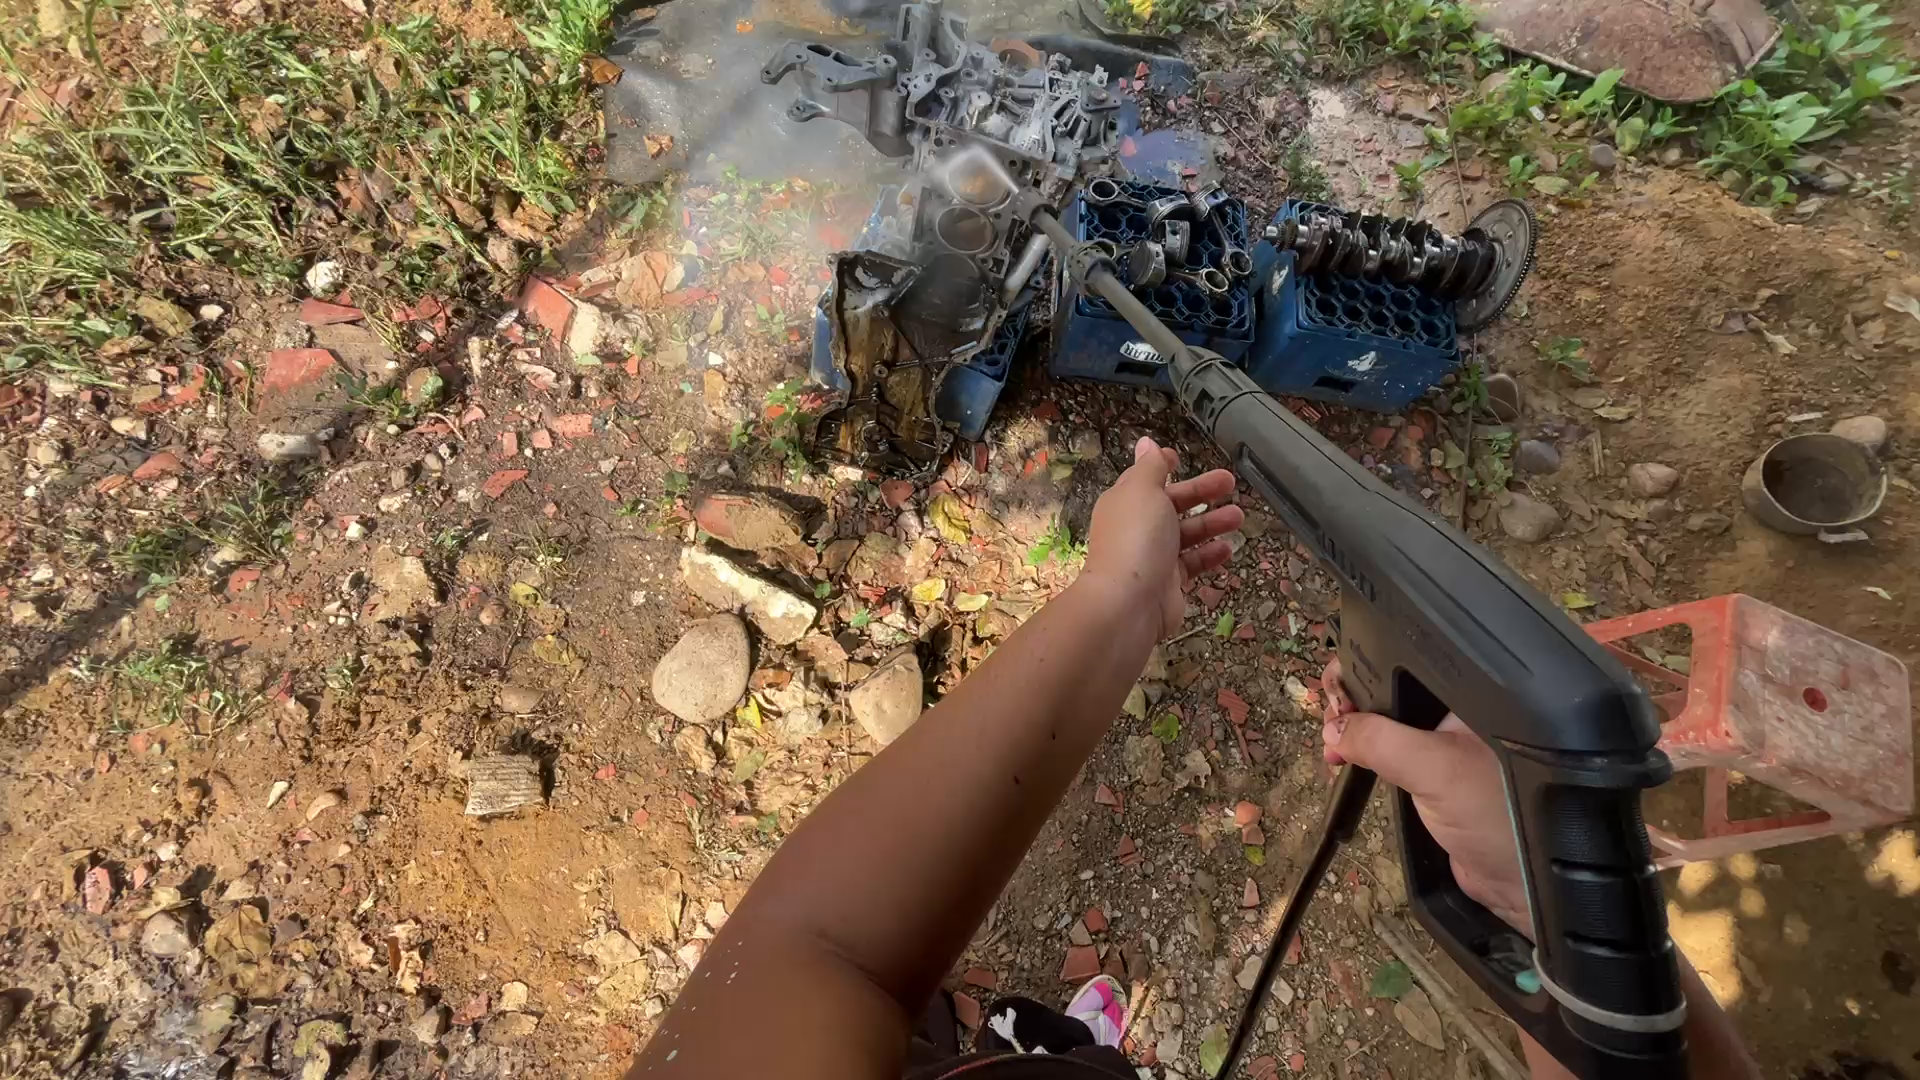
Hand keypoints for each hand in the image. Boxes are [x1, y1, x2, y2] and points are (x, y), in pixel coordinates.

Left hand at [1081, 436, 1242, 640]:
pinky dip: (1209, 555)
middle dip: (1201, 492)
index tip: (1182, 458)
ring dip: (1211, 523)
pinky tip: (1228, 549)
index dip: (1163, 468)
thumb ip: (1150, 467)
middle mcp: (1136, 528)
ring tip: (1239, 516)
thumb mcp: (1143, 490)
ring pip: (1186, 535)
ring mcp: (1152, 557)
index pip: (1146, 479)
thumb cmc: (1136, 538)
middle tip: (1231, 483)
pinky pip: (1192, 564)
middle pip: (1171, 505)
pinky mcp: (1167, 584)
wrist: (1128, 602)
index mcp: (1125, 502)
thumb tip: (1146, 442)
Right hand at [1320, 659, 1531, 936]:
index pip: (1401, 665)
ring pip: (1383, 722)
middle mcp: (1453, 712)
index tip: (1336, 700)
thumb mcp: (1433, 767)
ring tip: (1332, 752)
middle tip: (1331, 731)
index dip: (1361, 672)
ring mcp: (1442, 742)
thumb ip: (1379, 739)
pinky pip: (1387, 751)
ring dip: (1351, 733)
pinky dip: (1363, 755)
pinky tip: (1345, 764)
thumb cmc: (1496, 815)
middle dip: (1349, 706)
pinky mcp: (1432, 772)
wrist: (1526, 888)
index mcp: (1466, 695)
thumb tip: (1332, 729)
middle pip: (1385, 691)